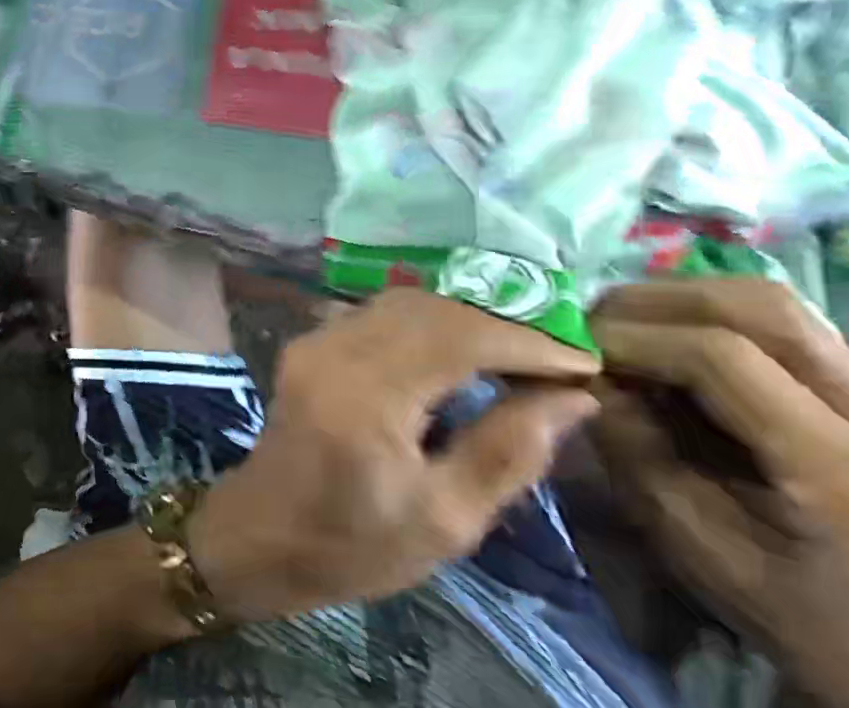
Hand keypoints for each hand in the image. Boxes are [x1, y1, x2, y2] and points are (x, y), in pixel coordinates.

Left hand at [187, 289, 599, 619]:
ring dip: (463, 320)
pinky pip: (373, 316)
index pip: (456, 337)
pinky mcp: (305, 347)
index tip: (588, 364)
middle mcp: (331, 352)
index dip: (527, 343)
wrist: (259, 533)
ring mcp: (312, 343)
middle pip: (428, 310)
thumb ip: (508, 450)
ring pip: (400, 305)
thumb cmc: (353, 543)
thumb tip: (572, 395)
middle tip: (559, 360)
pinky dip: (424, 325)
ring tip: (520, 358)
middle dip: (500, 325)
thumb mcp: (447, 519)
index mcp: (364, 395)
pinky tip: (459, 354)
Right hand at [591, 280, 848, 707]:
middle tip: (588, 327)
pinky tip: (667, 347)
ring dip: (679, 301)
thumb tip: (580, 375)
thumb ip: (633, 447)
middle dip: (652, 302)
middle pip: (760, 307)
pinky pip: (784, 328)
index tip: (567, 353)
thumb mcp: (690, 538)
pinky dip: (708, 318)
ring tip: (622, 330)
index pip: (720, 354)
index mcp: (841, 468)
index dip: (627, 339)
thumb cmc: (793, 610)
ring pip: (776, 304)